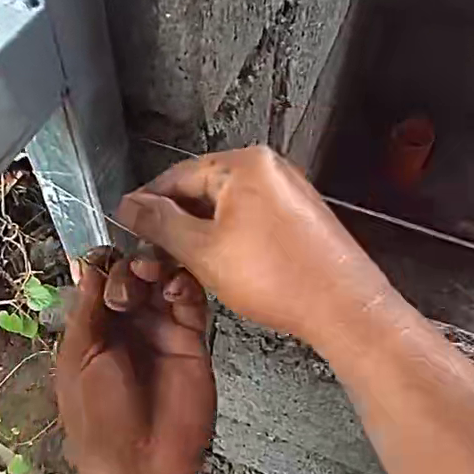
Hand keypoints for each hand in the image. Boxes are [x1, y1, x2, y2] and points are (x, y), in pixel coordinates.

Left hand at [53, 247, 214, 473]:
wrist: (140, 464)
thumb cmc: (98, 416)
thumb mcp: (78, 359)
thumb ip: (87, 310)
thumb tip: (87, 263)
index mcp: (96, 326)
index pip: (103, 278)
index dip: (106, 263)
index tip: (107, 257)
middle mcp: (130, 323)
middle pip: (136, 273)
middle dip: (132, 266)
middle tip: (131, 280)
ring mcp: (163, 329)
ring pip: (165, 281)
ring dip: (158, 268)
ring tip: (152, 276)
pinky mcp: (193, 339)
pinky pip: (193, 302)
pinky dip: (186, 286)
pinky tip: (176, 289)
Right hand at [115, 146, 394, 349]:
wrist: (341, 308)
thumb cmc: (282, 279)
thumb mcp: (203, 251)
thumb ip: (160, 223)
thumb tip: (131, 205)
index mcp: (246, 165)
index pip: (176, 176)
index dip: (148, 205)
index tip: (131, 226)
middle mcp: (270, 170)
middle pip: (202, 190)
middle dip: (177, 223)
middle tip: (159, 255)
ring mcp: (287, 193)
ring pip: (226, 209)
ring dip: (202, 235)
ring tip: (191, 267)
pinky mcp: (298, 218)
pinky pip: (251, 220)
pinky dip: (230, 240)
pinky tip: (225, 268)